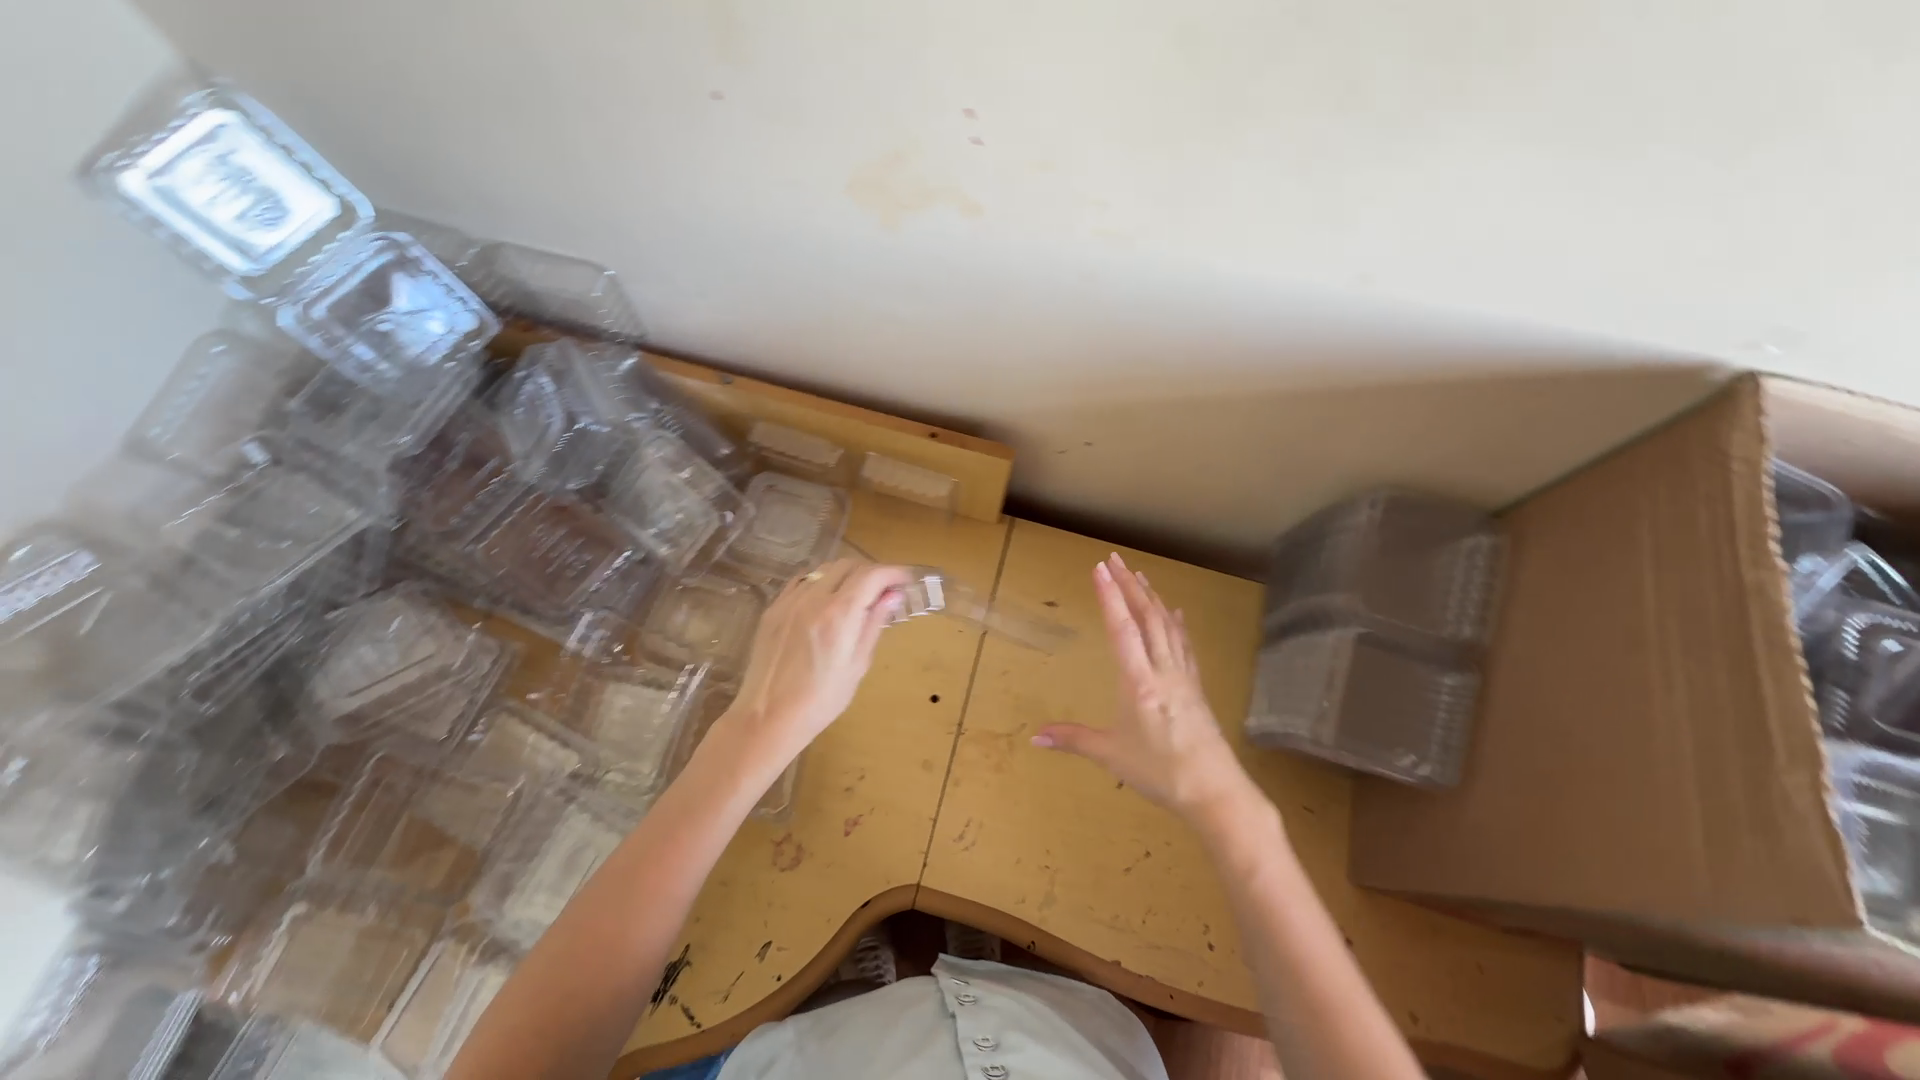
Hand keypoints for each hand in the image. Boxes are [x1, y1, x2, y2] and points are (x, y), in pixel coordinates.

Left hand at [719, 559, 913, 766]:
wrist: (769, 716)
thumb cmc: (822, 699)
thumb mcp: (858, 664)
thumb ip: (874, 624)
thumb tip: (892, 596)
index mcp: (839, 613)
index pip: (872, 575)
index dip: (894, 572)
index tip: (906, 580)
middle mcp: (813, 598)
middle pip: (848, 565)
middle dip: (870, 572)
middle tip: (883, 590)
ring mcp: (789, 601)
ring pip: (823, 569)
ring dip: (845, 575)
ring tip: (855, 595)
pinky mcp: (773, 609)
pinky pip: (801, 582)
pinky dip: (820, 582)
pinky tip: (825, 600)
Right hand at [1032, 553, 1251, 822]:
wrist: (1214, 790)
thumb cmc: (1160, 772)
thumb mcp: (1110, 755)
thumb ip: (1073, 740)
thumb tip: (1035, 738)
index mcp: (1139, 682)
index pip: (1122, 629)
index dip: (1110, 596)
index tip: (1100, 568)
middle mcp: (1163, 670)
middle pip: (1147, 618)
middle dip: (1129, 586)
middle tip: (1115, 560)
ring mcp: (1183, 677)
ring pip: (1168, 627)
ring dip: (1152, 598)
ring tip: (1141, 575)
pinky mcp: (1196, 688)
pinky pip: (1185, 645)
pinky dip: (1177, 624)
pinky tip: (1175, 613)